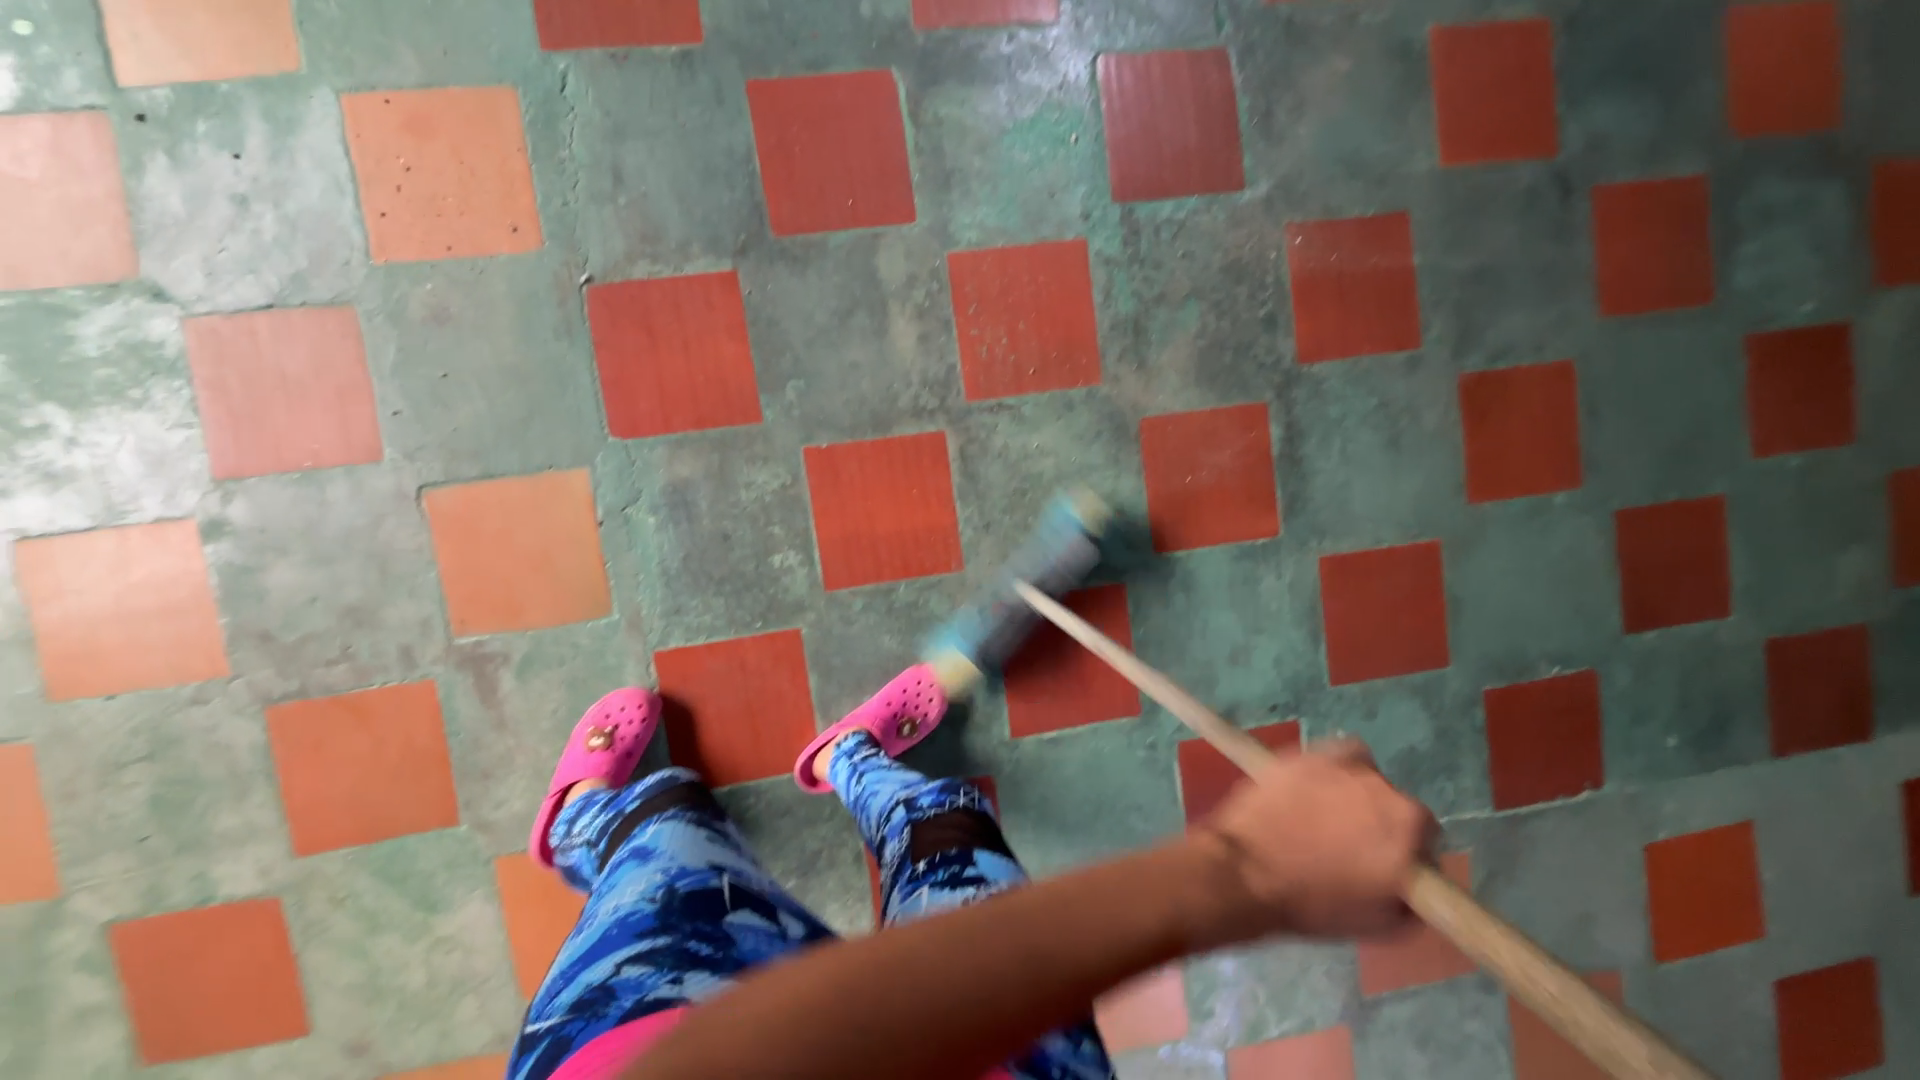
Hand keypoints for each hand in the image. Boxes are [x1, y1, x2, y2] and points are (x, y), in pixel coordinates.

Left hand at [1186, 739, 1436, 946]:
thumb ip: (1415, 903)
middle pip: (1393, 804)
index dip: (1408, 851)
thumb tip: (1418, 889)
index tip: (1386, 865)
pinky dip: (1335, 766)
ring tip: (1329, 815)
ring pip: (1366, 777)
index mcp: (1410, 828)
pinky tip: (1319, 783)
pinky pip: (1338, 753)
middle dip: (1378, 823)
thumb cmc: (1315, 904)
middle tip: (1349, 845)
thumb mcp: (1381, 923)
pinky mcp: (1307, 755)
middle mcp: (1385, 790)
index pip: (1426, 836)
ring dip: (1357, 793)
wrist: (1246, 872)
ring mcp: (1343, 767)